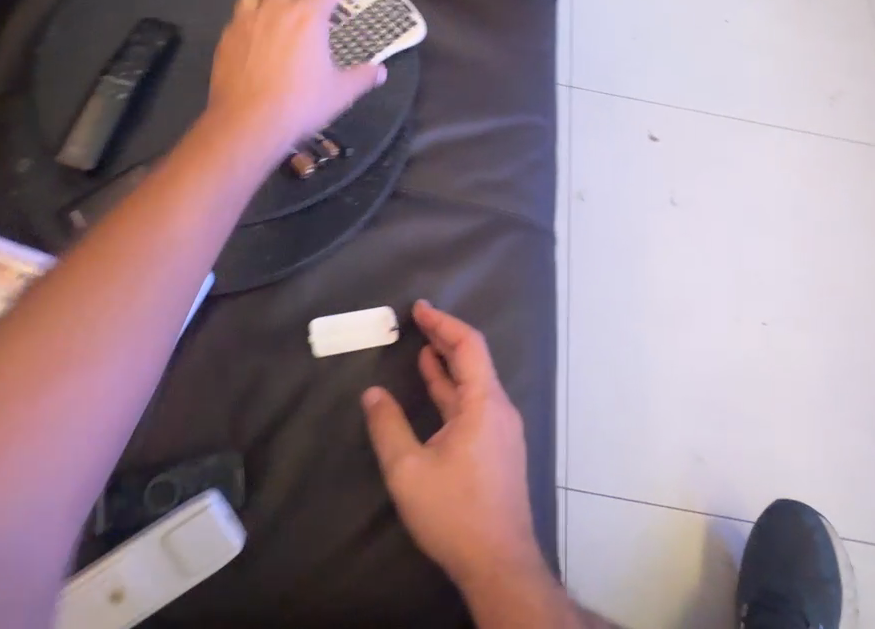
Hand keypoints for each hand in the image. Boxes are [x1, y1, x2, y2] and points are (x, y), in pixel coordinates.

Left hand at [206, 0, 384, 160]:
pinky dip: (251, 20)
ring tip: (279, 12)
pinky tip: (256, 37)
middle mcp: (275, 9)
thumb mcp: (340, 93)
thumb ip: (362, 77)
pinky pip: (239, 18)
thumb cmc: (300, 104)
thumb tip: (380, 71)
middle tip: (313, 0)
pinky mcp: (226, 38)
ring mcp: (246, 22)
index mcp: (308, 16)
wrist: (248, 123)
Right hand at [361, 301, 545, 592]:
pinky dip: (454, 389)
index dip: (444, 323)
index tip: (419, 309)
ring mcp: (501, 432)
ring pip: (475, 384)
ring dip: (449, 365)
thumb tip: (373, 393)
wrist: (499, 564)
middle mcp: (498, 410)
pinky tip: (436, 391)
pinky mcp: (498, 451)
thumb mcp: (408, 470)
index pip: (469, 346)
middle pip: (474, 361)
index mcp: (483, 404)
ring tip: (423, 348)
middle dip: (445, 338)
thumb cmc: (455, 513)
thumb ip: (388, 426)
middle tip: (418, 322)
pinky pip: (476, 405)